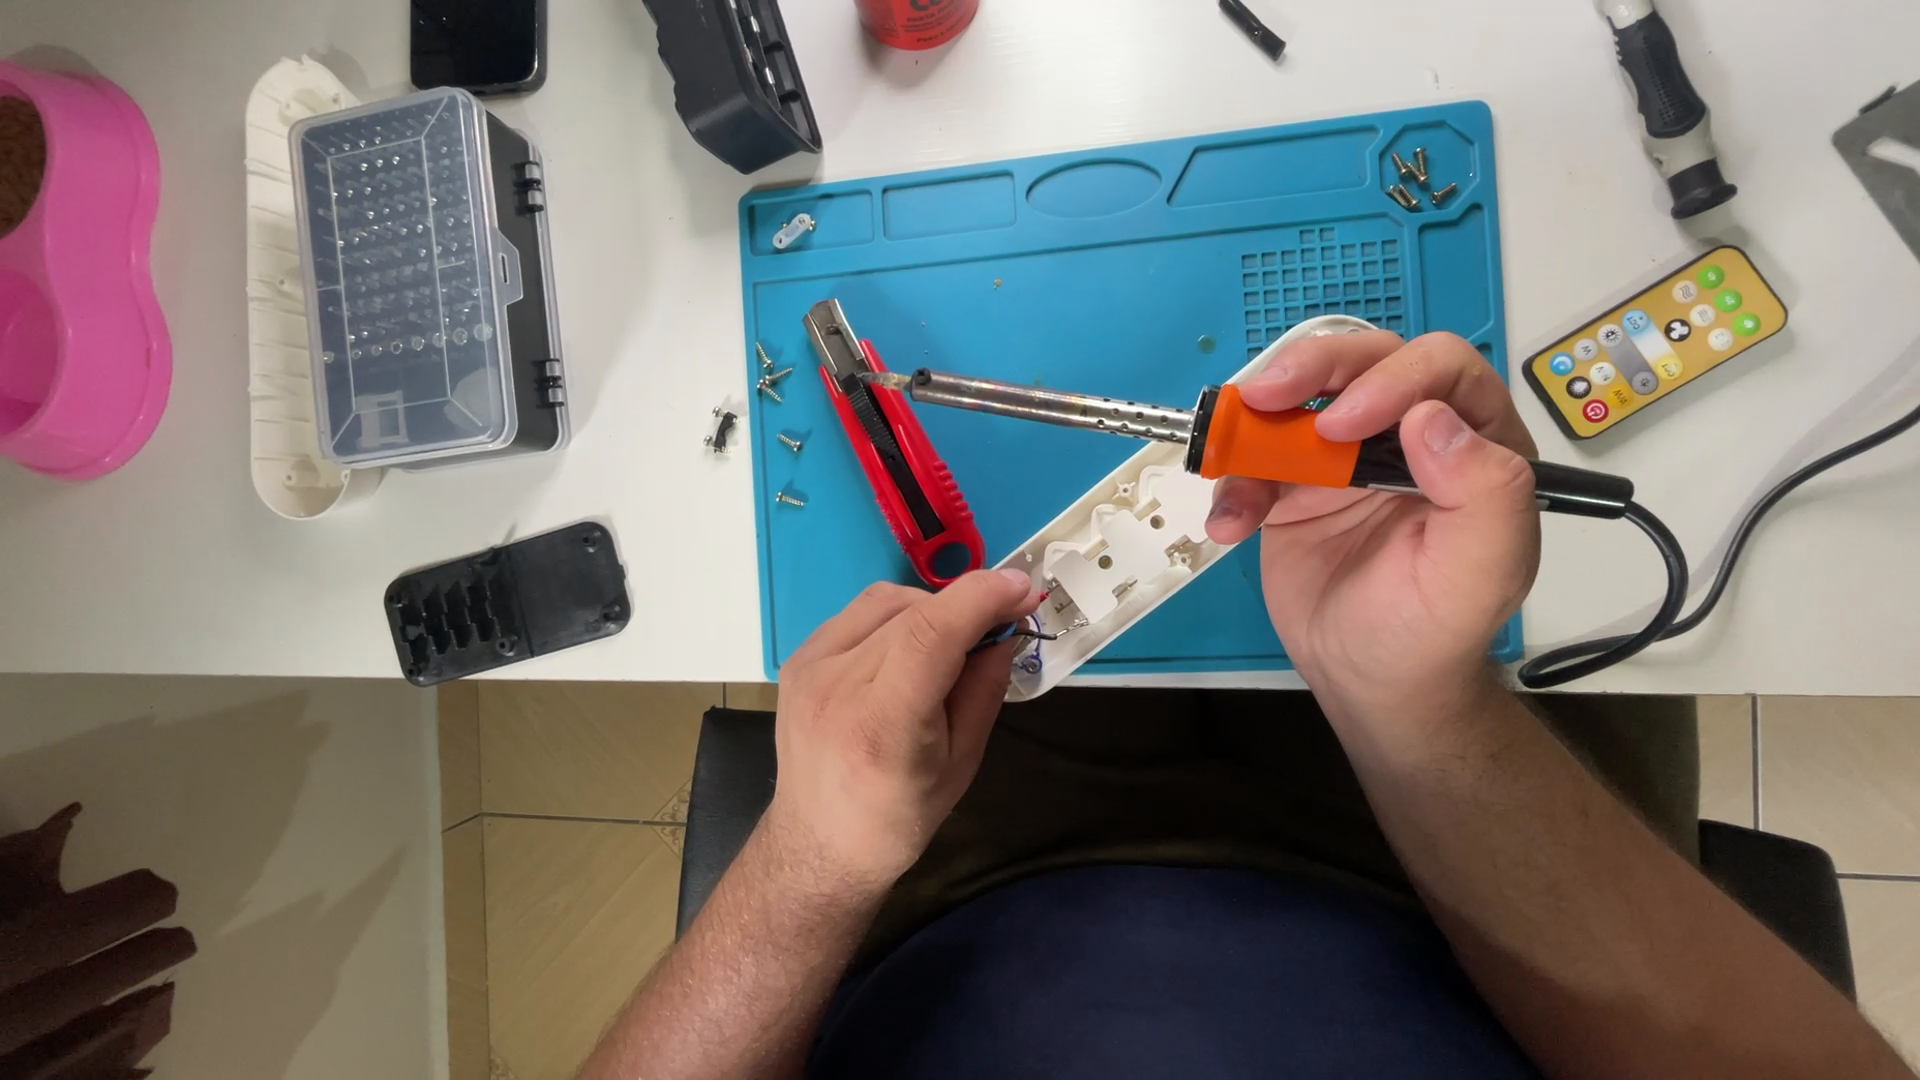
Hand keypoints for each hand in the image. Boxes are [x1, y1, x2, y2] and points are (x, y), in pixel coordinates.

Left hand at [761, 569, 1041, 892]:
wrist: (817, 844)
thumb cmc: (899, 818)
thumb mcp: (962, 763)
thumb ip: (985, 688)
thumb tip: (1005, 628)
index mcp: (881, 726)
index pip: (929, 635)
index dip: (980, 598)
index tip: (1022, 589)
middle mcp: (835, 687)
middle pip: (912, 610)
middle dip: (968, 603)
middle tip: (1002, 619)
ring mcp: (808, 667)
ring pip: (886, 599)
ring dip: (931, 608)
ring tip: (949, 644)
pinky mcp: (798, 658)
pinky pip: (860, 612)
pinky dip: (897, 617)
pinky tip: (908, 649)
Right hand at [1204, 331, 1540, 718]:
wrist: (1363, 678)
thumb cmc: (1431, 630)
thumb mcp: (1480, 573)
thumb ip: (1485, 492)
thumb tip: (1429, 418)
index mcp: (1469, 443)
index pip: (1438, 370)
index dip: (1389, 378)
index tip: (1341, 424)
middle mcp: (1403, 437)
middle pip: (1358, 364)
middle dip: (1308, 369)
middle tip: (1265, 396)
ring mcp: (1339, 460)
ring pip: (1293, 404)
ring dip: (1250, 430)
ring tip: (1231, 478)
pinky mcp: (1289, 488)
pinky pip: (1250, 462)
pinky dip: (1230, 487)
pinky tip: (1228, 527)